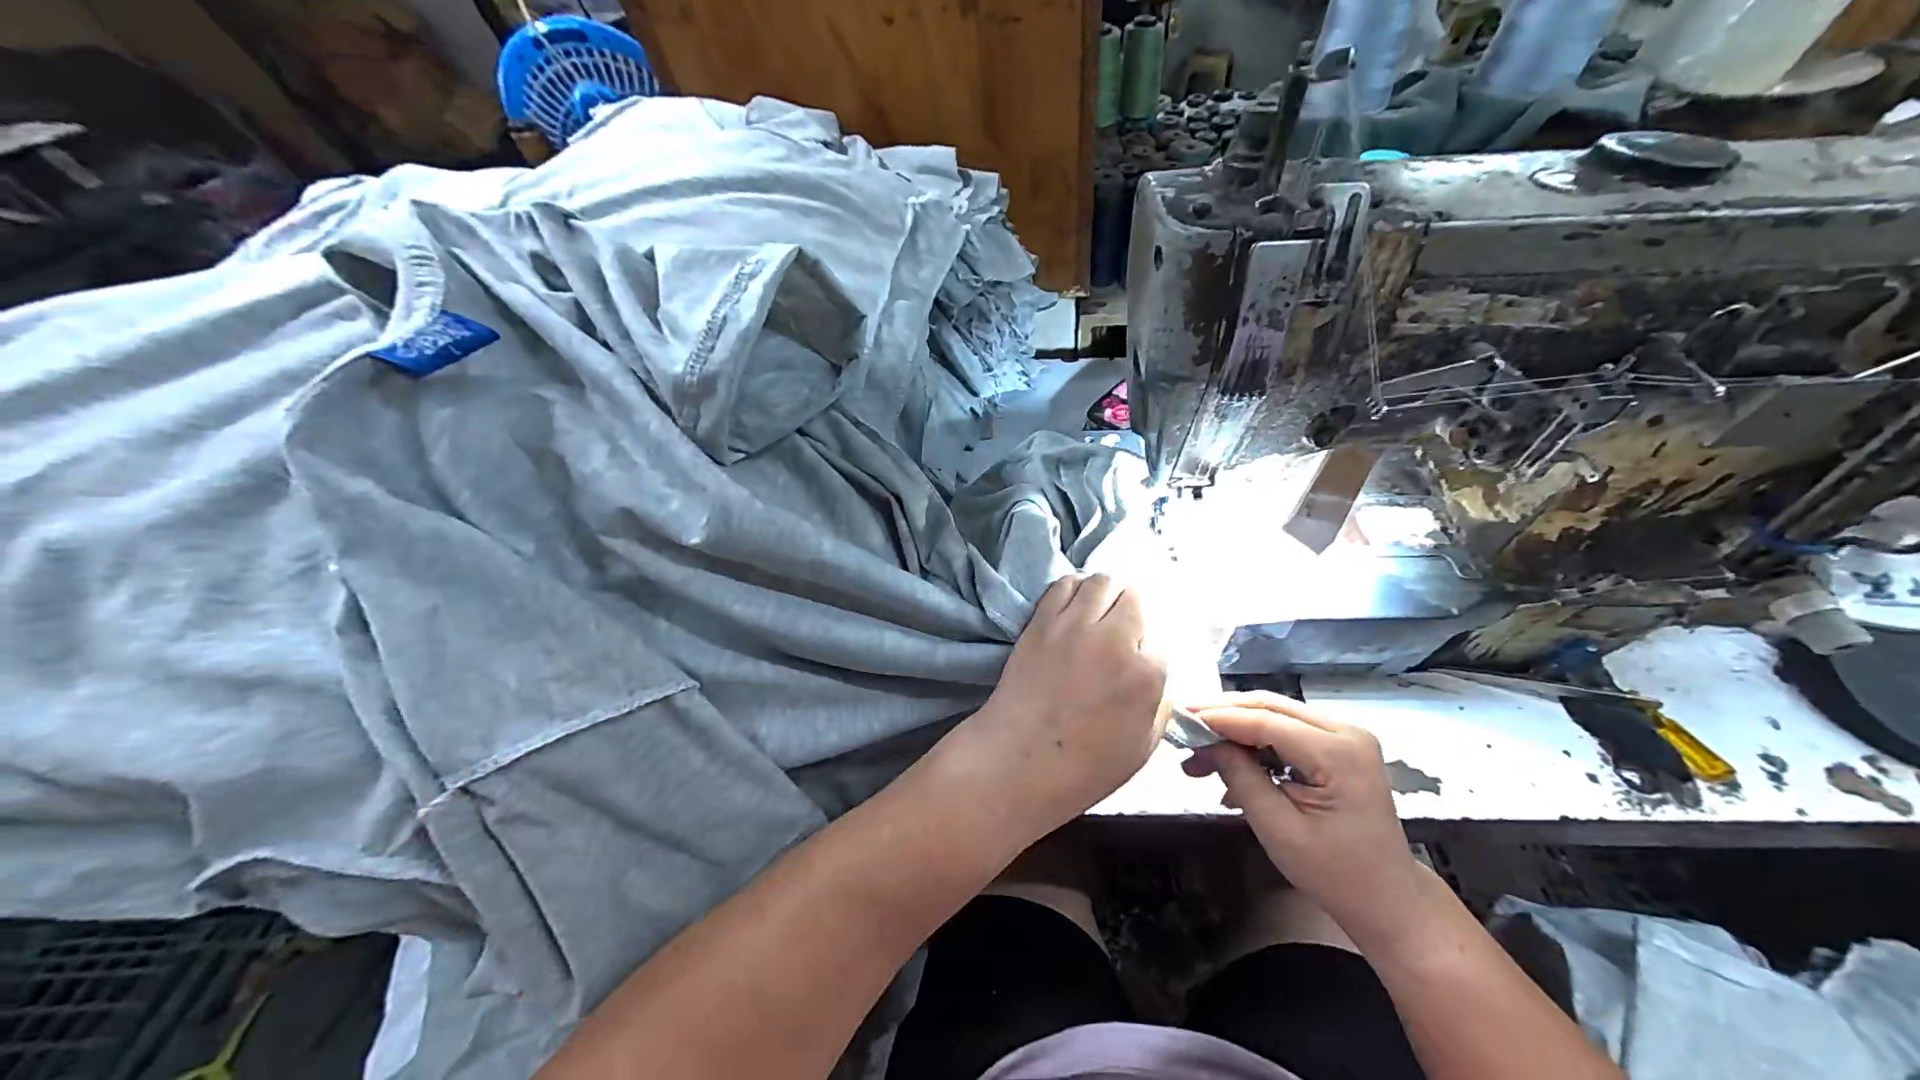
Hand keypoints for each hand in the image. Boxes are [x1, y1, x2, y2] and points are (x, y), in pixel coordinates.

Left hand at [940, 574, 1167, 842]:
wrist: (1019, 760)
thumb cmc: (1084, 766)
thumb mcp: (1144, 747)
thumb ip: (1160, 705)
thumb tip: (1154, 677)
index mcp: (1146, 673)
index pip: (1162, 639)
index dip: (1150, 650)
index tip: (1139, 660)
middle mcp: (1114, 639)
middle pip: (1134, 597)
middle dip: (1133, 612)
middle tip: (1122, 631)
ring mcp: (1074, 626)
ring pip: (1101, 581)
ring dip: (1105, 595)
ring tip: (1098, 614)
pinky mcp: (1041, 622)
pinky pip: (1063, 585)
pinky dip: (1073, 590)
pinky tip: (1072, 609)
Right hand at [1182, 691, 1424, 944]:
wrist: (1387, 899)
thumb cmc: (1335, 873)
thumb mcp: (1277, 828)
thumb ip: (1240, 777)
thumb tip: (1205, 742)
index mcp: (1340, 753)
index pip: (1266, 720)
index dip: (1218, 718)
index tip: (1179, 718)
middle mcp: (1346, 731)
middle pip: (1270, 708)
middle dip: (1221, 718)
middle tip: (1182, 731)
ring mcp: (1345, 736)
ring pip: (1274, 716)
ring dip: (1234, 732)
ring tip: (1198, 758)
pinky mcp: (1338, 746)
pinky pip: (1286, 732)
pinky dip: (1254, 744)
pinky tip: (1229, 768)